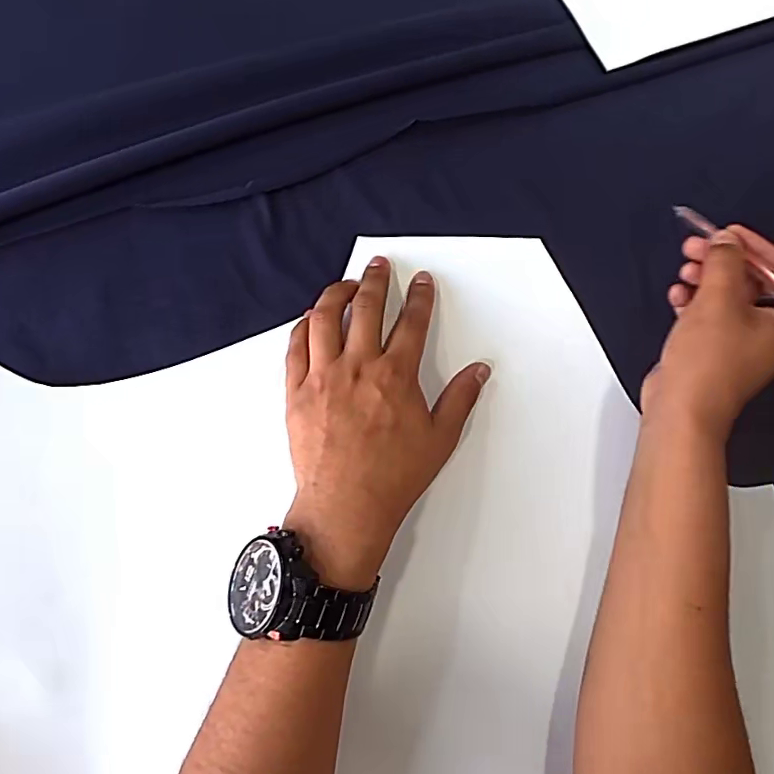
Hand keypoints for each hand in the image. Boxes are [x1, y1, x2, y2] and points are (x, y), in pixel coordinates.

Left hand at [283, 257, 491, 589]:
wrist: (346, 506)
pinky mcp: (297, 392)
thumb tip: (478, 373)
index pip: (411, 322)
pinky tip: (310, 319)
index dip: (419, 297)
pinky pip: (296, 346)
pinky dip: (304, 326)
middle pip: (366, 307)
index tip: (421, 284)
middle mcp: (357, 369)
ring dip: (336, 293)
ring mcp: (323, 378)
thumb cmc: (390, 477)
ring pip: (325, 318)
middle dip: (376, 280)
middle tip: (380, 267)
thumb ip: (460, 399)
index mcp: (395, 376)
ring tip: (345, 284)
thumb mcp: (439, 439)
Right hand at [643, 224, 773, 436]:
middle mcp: (769, 332)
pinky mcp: (713, 350)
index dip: (756, 246)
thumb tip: (726, 240)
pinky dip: (693, 300)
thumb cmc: (708, 368)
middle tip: (699, 246)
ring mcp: (740, 342)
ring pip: (726, 296)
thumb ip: (724, 261)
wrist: (681, 406)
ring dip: (704, 278)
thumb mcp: (718, 300)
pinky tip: (679, 296)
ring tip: (686, 270)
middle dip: (723, 261)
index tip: (729, 233)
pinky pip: (707, 314)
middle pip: (751, 281)